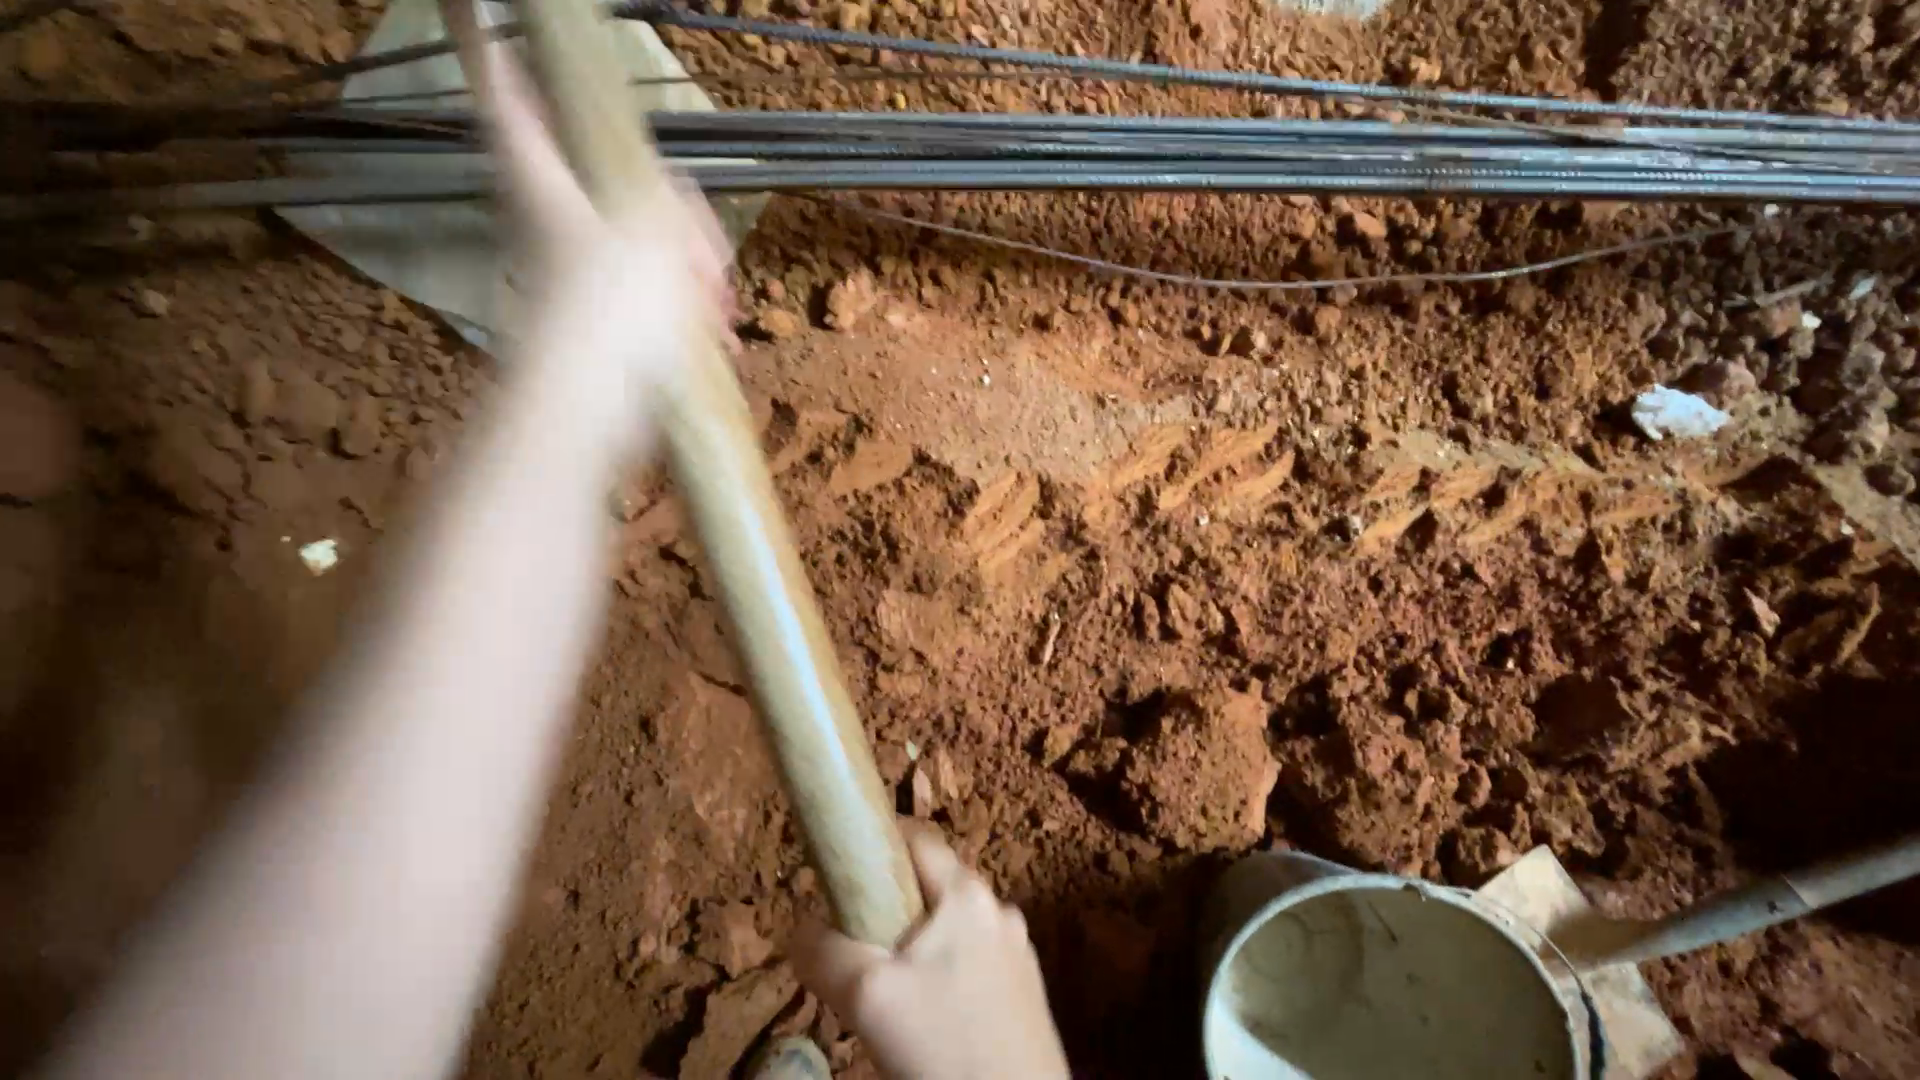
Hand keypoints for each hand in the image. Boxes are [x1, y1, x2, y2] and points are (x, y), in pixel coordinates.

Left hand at [474, 42, 732, 449]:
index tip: (486, 12)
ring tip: (716, 306)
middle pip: (613, 183)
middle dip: (673, 215)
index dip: (495, 49)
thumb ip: (666, 201)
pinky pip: (652, 296)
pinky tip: (713, 337)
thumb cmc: (610, 316)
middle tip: (705, 255)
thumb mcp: (656, 235)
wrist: (592, 412)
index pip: (511, 97)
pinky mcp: (603, 320)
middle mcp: (553, 220)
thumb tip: (668, 196)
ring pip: (644, 245)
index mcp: (543, 183)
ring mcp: (579, 273)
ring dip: (692, 272)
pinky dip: (685, 311)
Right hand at [791, 828, 1070, 1079]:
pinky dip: (941, 973)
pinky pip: (970, 962)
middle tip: (855, 939)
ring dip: (915, 943)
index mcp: (968, 893)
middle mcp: (999, 910)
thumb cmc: (944, 1044)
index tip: (841, 863)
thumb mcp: (867, 997)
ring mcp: (1017, 951)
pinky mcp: (1024, 991)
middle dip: (891, 902)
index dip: (876, 840)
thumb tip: (799, 929)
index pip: (916, 836)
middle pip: (931, 884)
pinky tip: (926, 1017)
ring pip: (950, 927)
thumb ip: (826, 953)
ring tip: (885, 988)